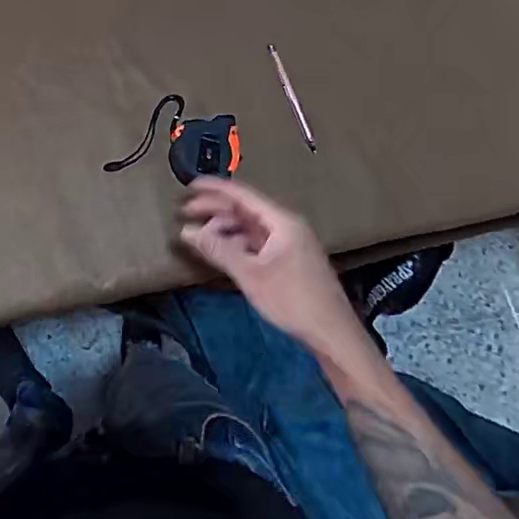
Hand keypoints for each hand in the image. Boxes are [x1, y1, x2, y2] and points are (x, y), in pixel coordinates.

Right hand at [178, 178, 376, 366]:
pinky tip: (222, 250)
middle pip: (245, 209)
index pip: (243, 195)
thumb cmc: (293, 300)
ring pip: (250, 226)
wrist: (332, 333)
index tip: (191, 185)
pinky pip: (257, 241)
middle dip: (215, 209)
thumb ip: (218, 250)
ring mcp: (289, 242)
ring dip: (224, 227)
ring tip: (200, 234)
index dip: (215, 188)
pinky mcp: (288, 259)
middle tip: (186, 212)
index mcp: (282, 221)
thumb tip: (188, 231)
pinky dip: (237, 242)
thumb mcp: (250, 274)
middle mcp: (286, 226)